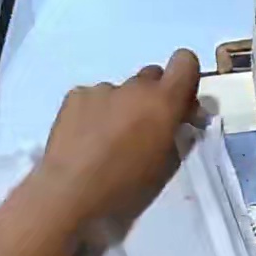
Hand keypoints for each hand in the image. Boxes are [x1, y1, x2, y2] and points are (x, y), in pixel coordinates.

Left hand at [27, 49, 201, 225]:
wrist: (70, 194)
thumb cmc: (125, 188)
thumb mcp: (164, 165)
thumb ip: (175, 133)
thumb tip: (176, 120)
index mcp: (162, 103)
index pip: (185, 61)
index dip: (184, 79)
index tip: (178, 104)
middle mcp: (134, 88)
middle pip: (151, 77)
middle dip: (152, 99)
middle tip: (142, 130)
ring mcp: (101, 89)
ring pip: (119, 92)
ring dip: (120, 110)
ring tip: (105, 143)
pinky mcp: (74, 97)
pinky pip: (92, 99)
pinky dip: (93, 115)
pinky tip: (84, 141)